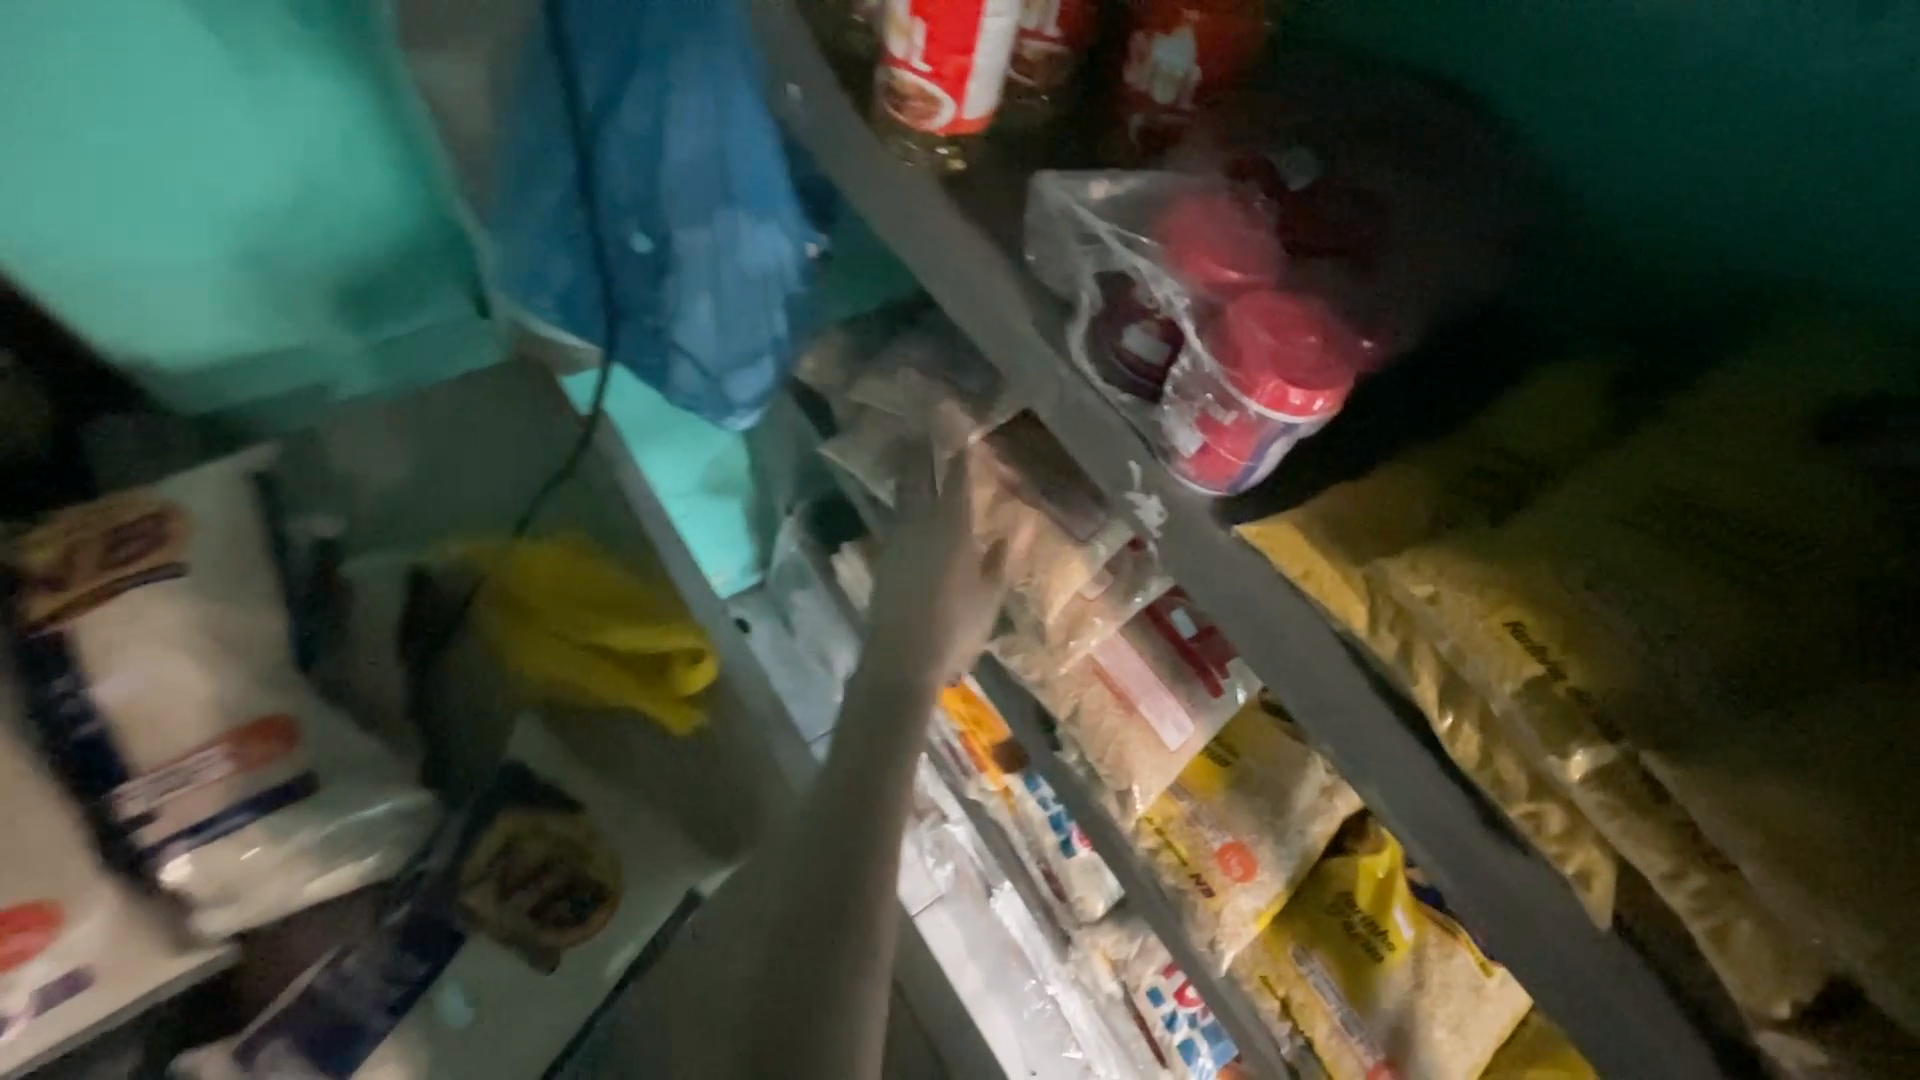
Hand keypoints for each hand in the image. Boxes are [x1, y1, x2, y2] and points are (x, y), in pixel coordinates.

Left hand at [868, 449, 1007, 686]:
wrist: (901, 658)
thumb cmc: (956, 627)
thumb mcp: (990, 596)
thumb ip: (1003, 559)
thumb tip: (1018, 528)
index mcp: (953, 526)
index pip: (957, 477)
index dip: (960, 450)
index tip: (961, 426)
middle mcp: (920, 522)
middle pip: (917, 474)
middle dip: (921, 447)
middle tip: (922, 422)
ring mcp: (896, 538)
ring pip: (902, 494)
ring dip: (908, 471)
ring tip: (912, 454)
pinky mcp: (883, 557)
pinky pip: (895, 517)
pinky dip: (903, 502)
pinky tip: (908, 505)